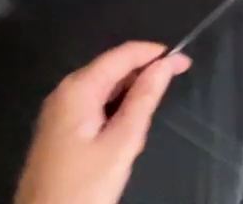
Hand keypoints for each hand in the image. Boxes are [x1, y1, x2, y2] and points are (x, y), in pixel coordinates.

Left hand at [15, 42, 190, 203]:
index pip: (123, 54)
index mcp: (78, 88)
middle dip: (143, 74)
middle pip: (112, 69)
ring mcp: (58, 111)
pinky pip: (93, 107)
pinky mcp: (58, 131)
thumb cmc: (83, 189)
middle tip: (173, 90)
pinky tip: (125, 129)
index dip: (156, 54)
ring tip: (150, 114)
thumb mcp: (121, 144)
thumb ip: (144, 100)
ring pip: (103, 89)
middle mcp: (65, 91)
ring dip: (130, 95)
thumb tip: (165, 64)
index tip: (184, 62)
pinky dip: (114, 109)